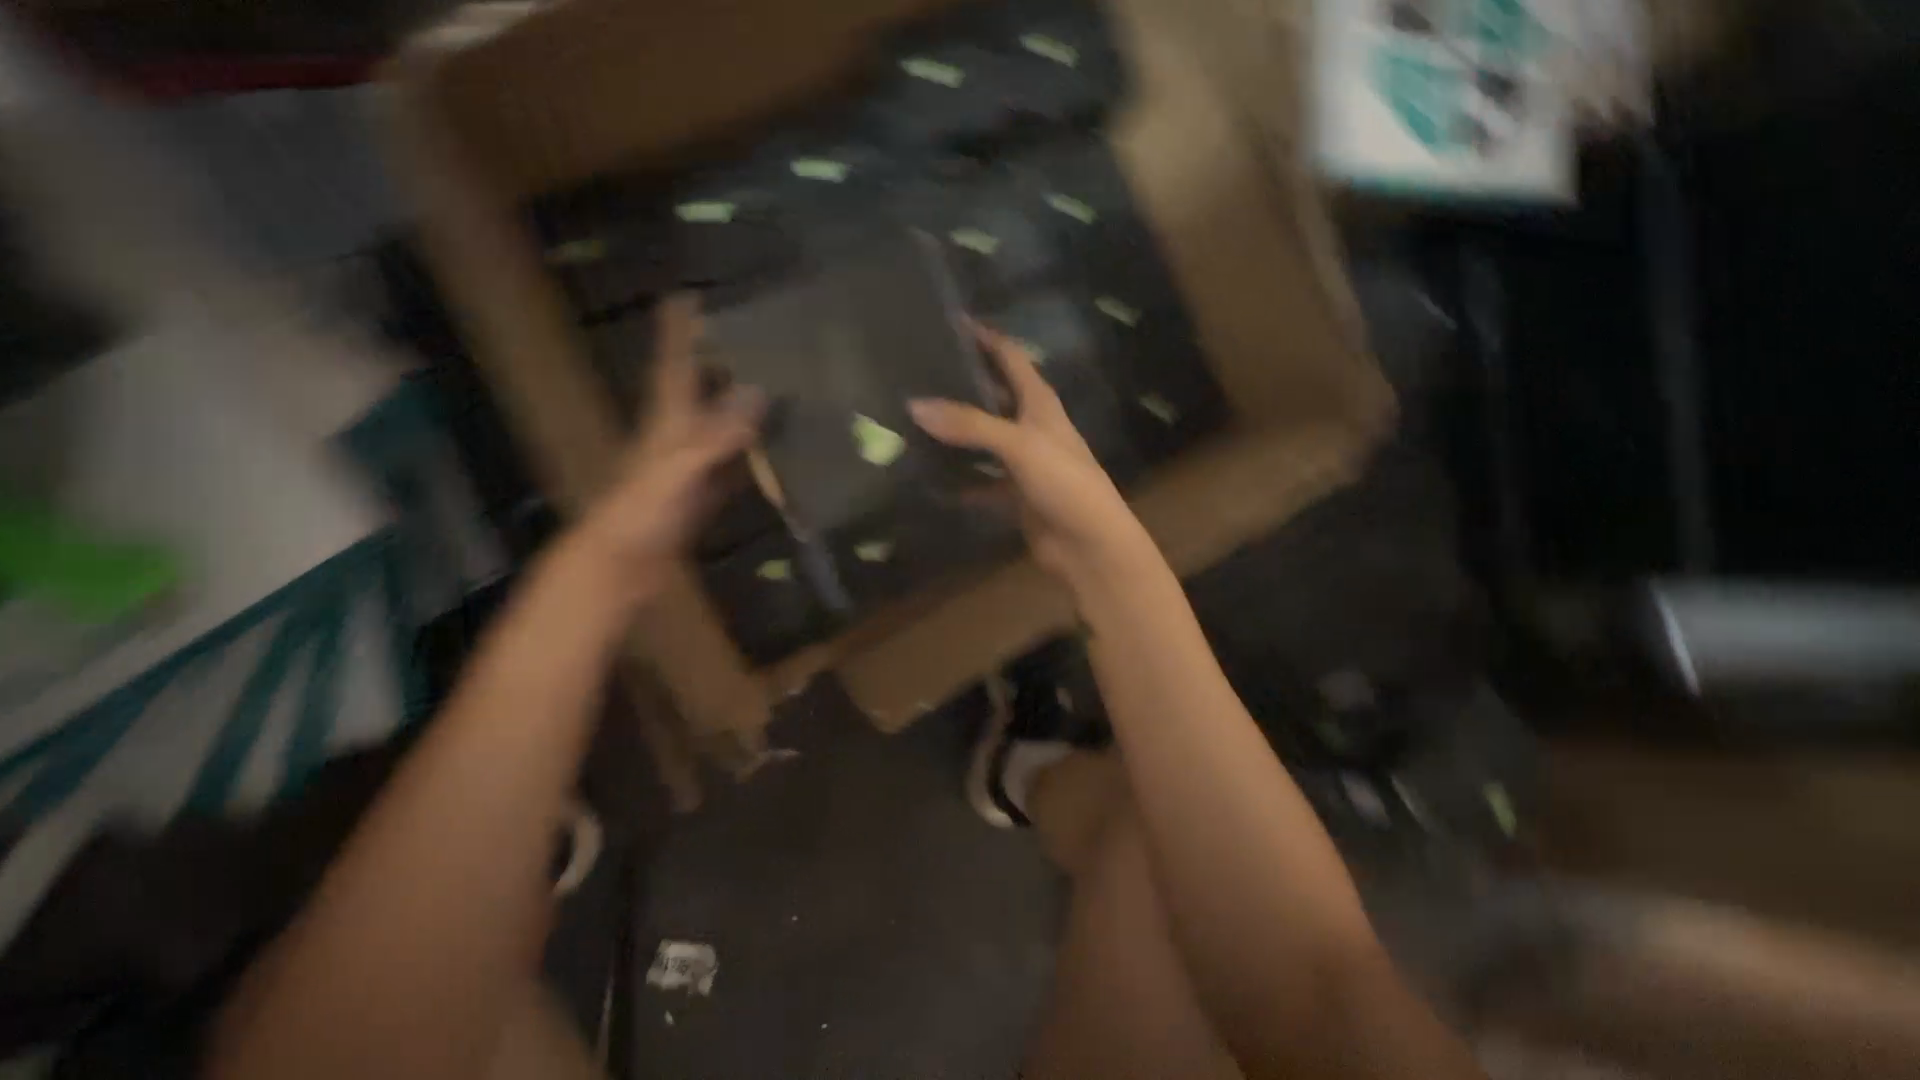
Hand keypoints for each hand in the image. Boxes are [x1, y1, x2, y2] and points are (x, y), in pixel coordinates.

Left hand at [574, 293, 762, 595]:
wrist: (622, 565)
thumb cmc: (641, 512)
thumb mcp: (677, 467)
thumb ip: (716, 433)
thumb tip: (757, 390)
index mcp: (666, 423)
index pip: (673, 367)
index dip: (678, 333)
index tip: (686, 296)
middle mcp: (678, 438)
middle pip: (699, 391)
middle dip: (717, 362)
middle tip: (748, 336)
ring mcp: (691, 469)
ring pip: (720, 427)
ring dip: (740, 406)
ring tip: (772, 381)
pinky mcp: (703, 496)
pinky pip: (733, 467)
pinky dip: (752, 455)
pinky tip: (773, 449)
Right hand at [909, 321, 1153, 587]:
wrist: (1090, 545)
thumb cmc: (1065, 482)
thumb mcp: (1019, 444)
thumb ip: (969, 425)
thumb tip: (914, 405)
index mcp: (1040, 403)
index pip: (1010, 357)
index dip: (984, 337)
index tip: (948, 321)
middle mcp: (1032, 427)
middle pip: (993, 396)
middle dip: (960, 384)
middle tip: (916, 372)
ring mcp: (1023, 462)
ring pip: (982, 440)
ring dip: (955, 433)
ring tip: (911, 419)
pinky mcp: (1015, 495)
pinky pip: (979, 482)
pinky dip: (957, 480)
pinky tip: (927, 476)